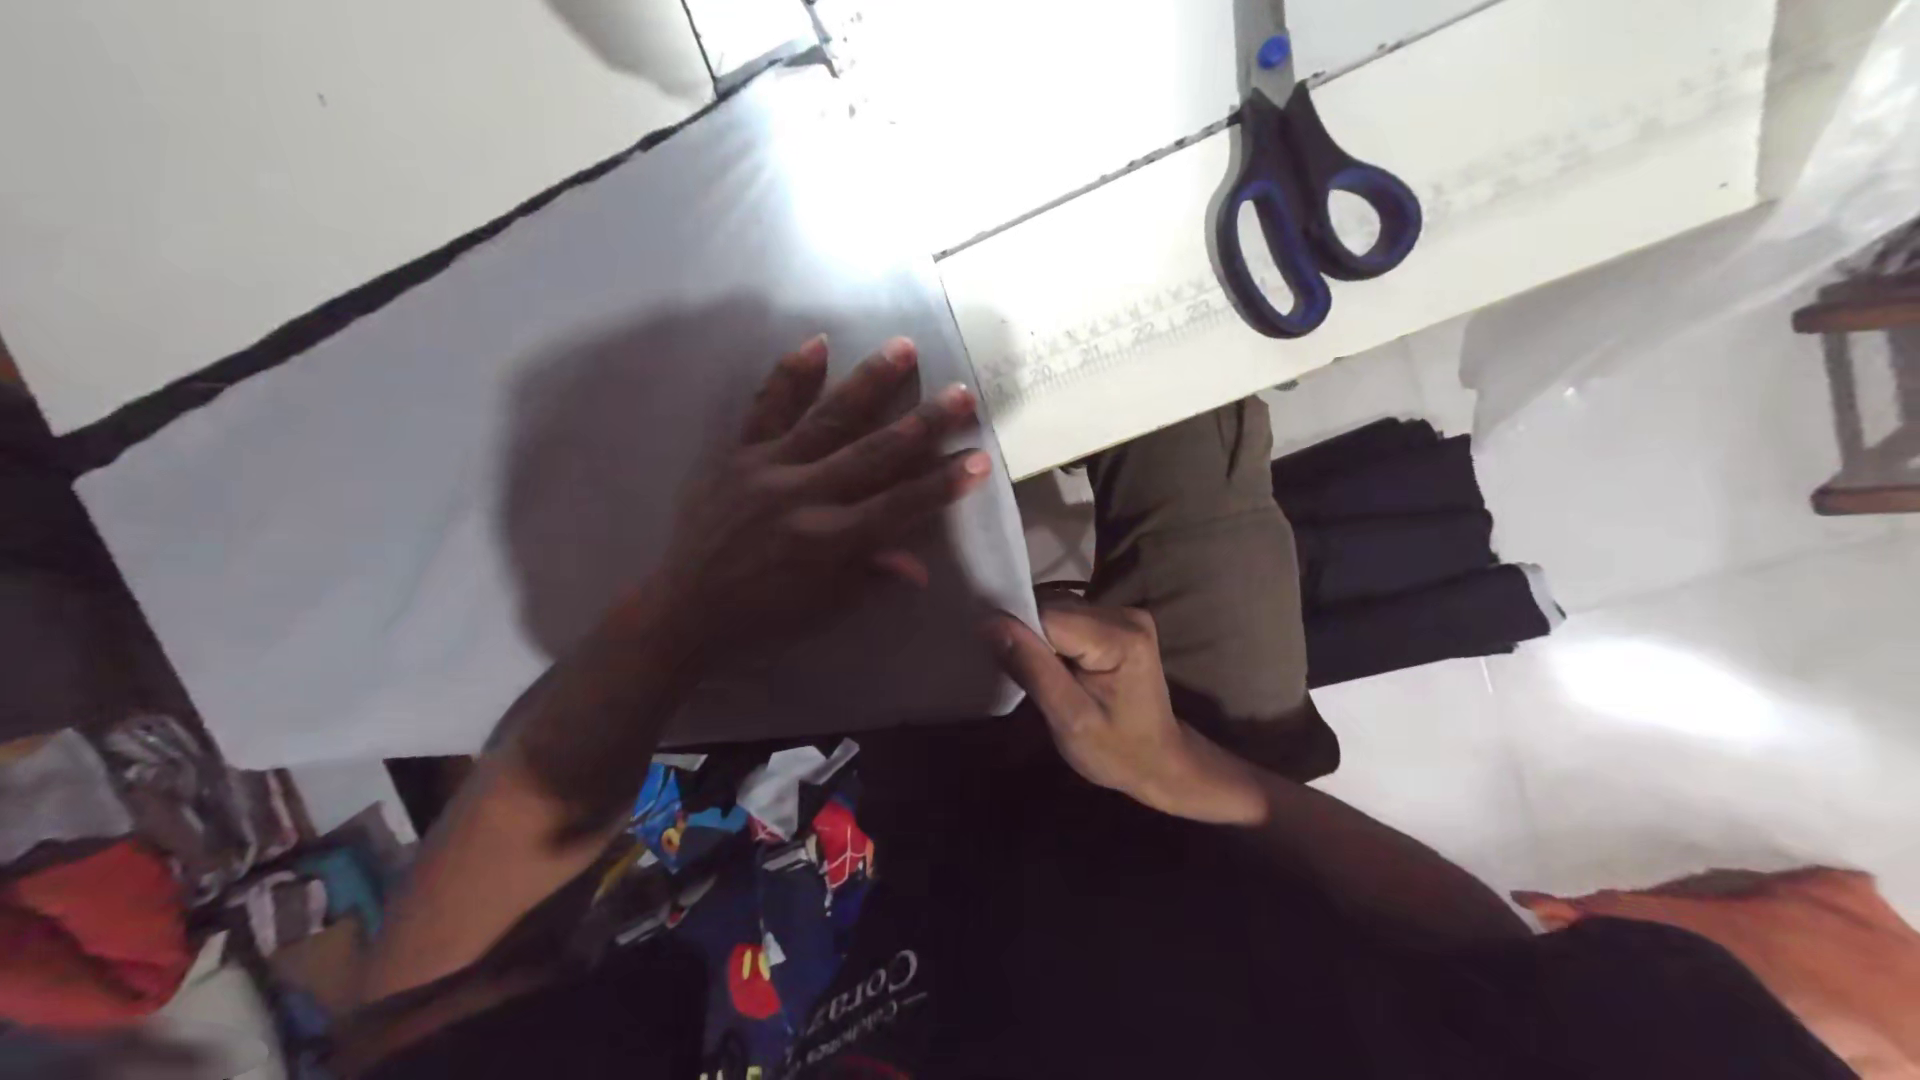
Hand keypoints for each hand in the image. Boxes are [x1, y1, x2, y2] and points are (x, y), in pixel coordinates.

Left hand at [650, 334, 990, 656]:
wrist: (685, 608)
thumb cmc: (765, 614)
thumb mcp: (825, 606)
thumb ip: (872, 575)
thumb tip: (920, 566)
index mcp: (829, 540)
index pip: (900, 505)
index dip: (942, 483)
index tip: (979, 458)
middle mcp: (804, 496)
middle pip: (875, 453)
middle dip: (923, 423)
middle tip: (960, 393)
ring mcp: (768, 468)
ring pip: (828, 418)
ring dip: (869, 381)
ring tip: (903, 347)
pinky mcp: (736, 454)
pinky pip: (766, 408)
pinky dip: (791, 374)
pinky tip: (819, 343)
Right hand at [986, 599, 1266, 824]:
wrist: (1161, 761)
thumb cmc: (1117, 751)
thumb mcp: (1068, 718)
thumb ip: (1031, 667)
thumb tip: (989, 622)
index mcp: (1121, 638)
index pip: (1048, 617)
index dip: (1019, 635)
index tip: (1004, 665)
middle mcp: (1125, 614)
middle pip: (1052, 609)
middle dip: (1028, 636)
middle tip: (1021, 675)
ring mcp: (1124, 614)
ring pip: (1056, 610)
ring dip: (1038, 637)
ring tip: (1036, 672)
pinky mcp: (1117, 620)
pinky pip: (1067, 617)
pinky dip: (1051, 638)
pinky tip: (1053, 665)